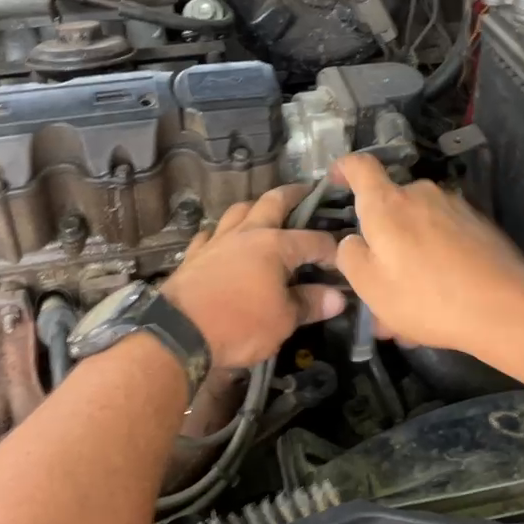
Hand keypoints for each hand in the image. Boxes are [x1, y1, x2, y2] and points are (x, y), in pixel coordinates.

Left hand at [159, 184, 345, 368]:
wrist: (180, 333)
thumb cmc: (239, 326)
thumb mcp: (283, 321)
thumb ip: (309, 304)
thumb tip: (338, 296)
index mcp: (275, 245)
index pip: (313, 240)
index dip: (332, 249)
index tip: (344, 260)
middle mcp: (247, 233)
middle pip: (273, 202)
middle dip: (293, 195)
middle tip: (306, 191)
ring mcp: (218, 240)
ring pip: (239, 210)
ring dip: (255, 207)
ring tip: (265, 210)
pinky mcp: (195, 254)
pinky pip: (211, 233)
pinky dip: (222, 232)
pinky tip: (223, 238)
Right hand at [332, 153, 523, 352]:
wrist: (504, 307)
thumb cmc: (426, 296)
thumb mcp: (370, 287)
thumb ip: (350, 257)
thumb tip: (352, 241)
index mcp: (387, 203)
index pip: (360, 167)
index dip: (344, 169)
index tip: (336, 180)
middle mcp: (421, 193)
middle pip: (392, 205)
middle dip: (383, 239)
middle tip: (380, 281)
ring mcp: (454, 206)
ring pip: (420, 228)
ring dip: (412, 256)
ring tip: (414, 301)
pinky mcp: (479, 224)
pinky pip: (445, 238)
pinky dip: (438, 260)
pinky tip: (443, 298)